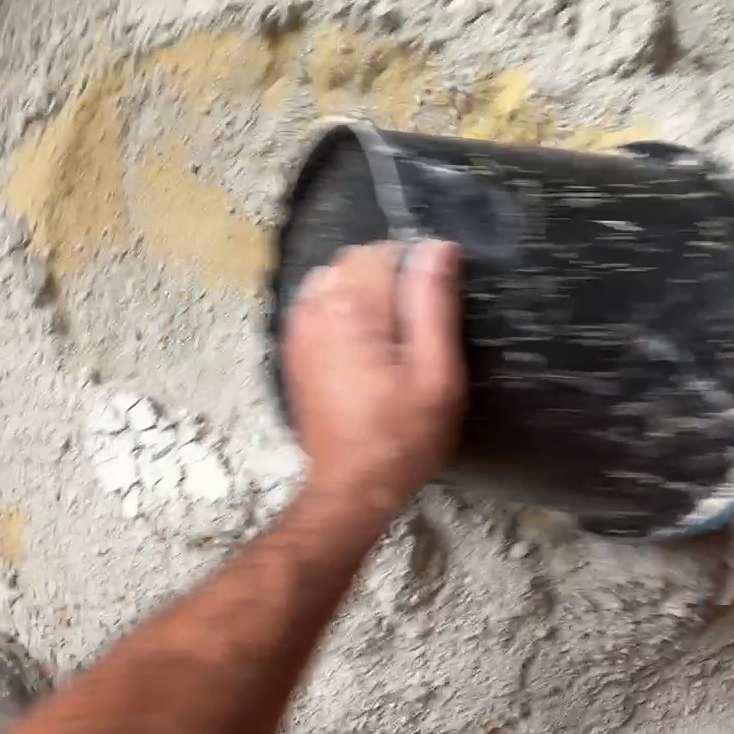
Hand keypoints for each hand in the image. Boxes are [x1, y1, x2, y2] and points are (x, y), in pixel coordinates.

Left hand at [282, 241, 467, 518]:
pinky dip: (342, 317)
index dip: (417, 275)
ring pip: (335, 281)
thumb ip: (435, 304)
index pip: (387, 250)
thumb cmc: (401, 439)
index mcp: (353, 307)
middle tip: (412, 336)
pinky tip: (363, 354)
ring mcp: (299, 329)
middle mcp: (316, 308)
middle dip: (388, 284)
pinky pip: (319, 308)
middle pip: (357, 261)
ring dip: (364, 299)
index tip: (431, 317)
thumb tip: (438, 247)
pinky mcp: (294, 350)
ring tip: (388, 345)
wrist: (351, 486)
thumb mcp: (437, 375)